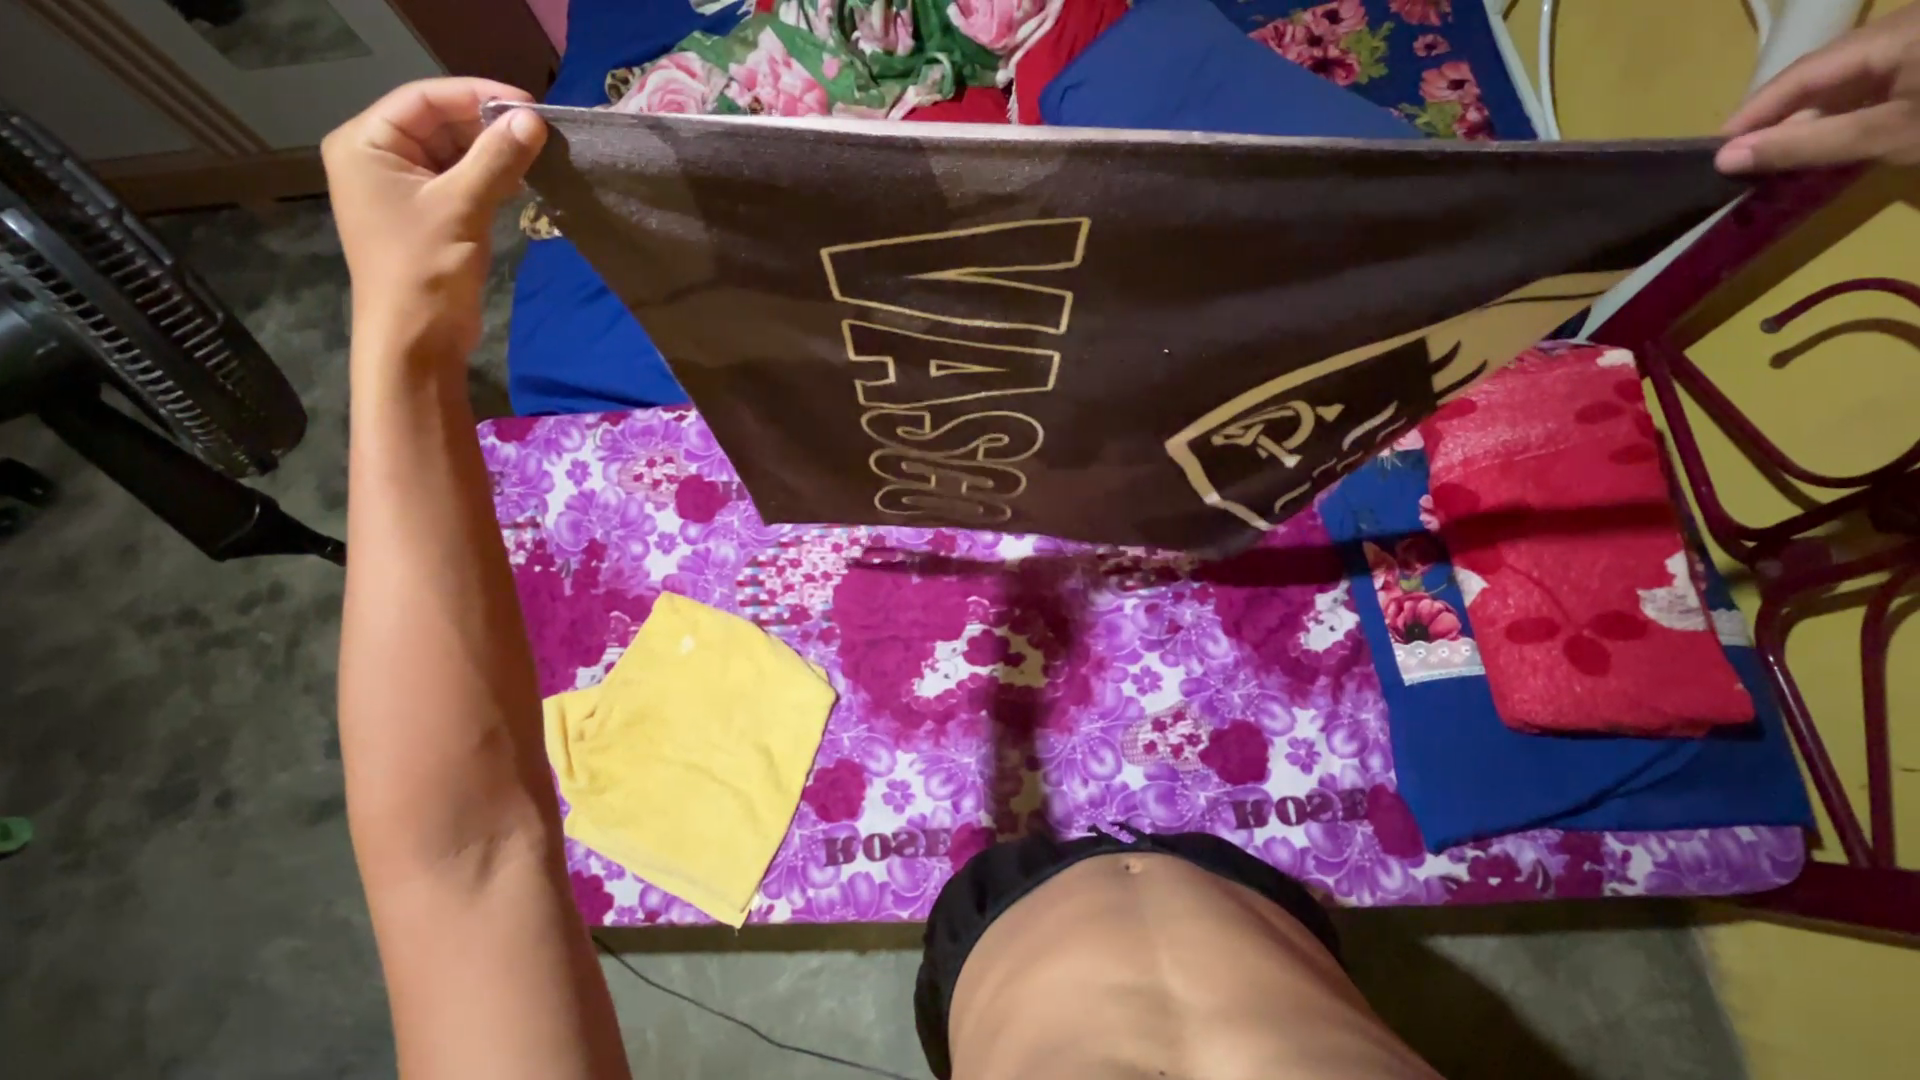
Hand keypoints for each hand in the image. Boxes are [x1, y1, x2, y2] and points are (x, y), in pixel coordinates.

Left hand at [323, 78, 546, 360]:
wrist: (416, 339)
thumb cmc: (425, 268)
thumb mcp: (462, 207)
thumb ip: (497, 160)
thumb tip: (534, 121)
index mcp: (366, 144)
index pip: (424, 99)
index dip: (476, 96)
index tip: (529, 107)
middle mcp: (378, 158)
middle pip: (439, 124)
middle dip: (488, 127)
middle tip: (540, 133)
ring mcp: (403, 189)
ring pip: (454, 154)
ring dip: (495, 154)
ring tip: (539, 156)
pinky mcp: (428, 216)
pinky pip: (461, 182)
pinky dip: (491, 179)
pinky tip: (523, 182)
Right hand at [1717, 4, 1919, 173]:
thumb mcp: (1889, 135)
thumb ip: (1803, 146)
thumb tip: (1725, 159)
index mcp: (1891, 35)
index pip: (1798, 77)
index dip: (1750, 115)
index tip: (1713, 153)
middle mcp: (1906, 26)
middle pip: (1823, 73)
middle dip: (1780, 118)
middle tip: (1743, 161)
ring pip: (1852, 78)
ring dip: (1813, 119)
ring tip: (1782, 157)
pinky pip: (1883, 79)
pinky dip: (1851, 112)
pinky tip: (1836, 139)